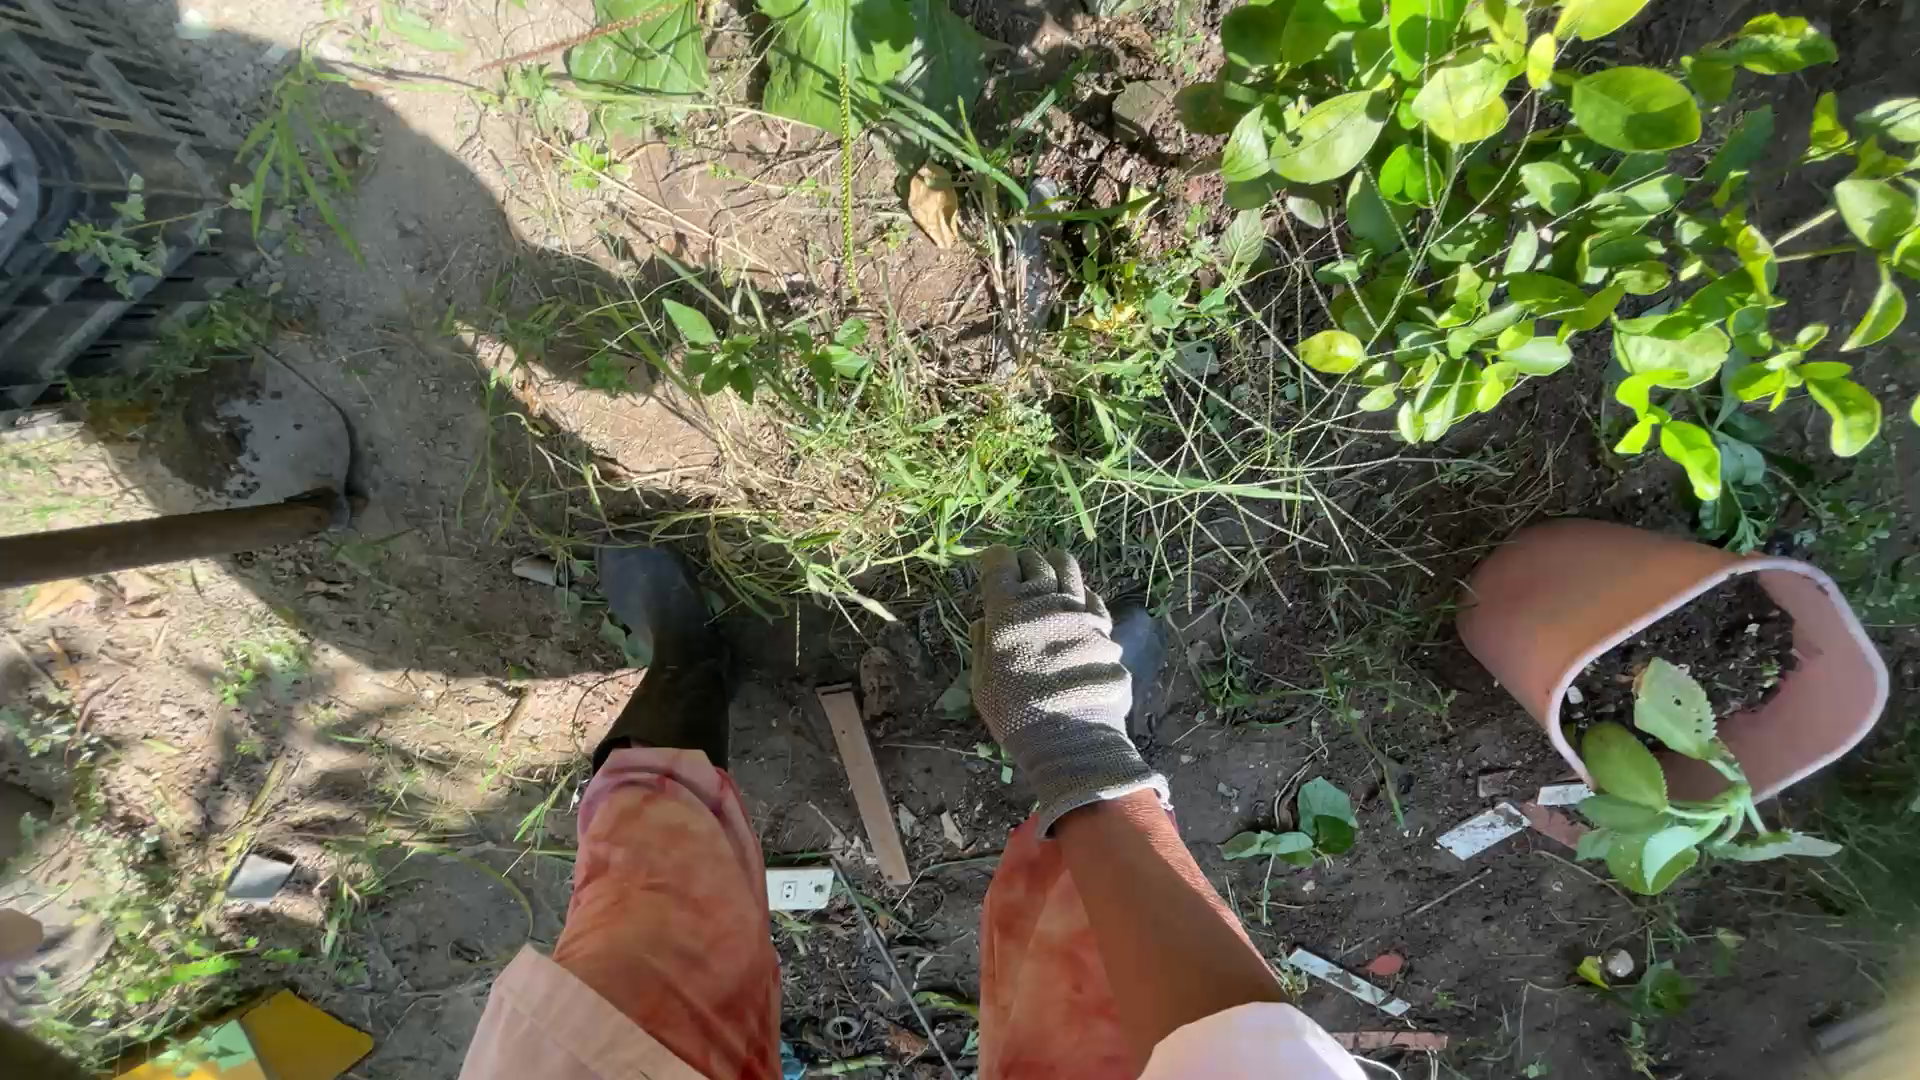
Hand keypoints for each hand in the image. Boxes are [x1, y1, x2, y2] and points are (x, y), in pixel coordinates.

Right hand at [970, 546, 1167, 834]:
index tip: (991, 568)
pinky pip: (1091, 597)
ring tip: (1049, 579)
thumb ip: (982, 645)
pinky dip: (1080, 596)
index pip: (999, 562)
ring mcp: (1078, 611)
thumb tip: (983, 621)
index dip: (994, 560)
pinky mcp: (1104, 626)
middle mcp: (1044, 601)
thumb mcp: (982, 683)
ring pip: (1067, 569)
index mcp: (1007, 611)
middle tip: (1018, 575)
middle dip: (1023, 563)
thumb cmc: (1017, 714)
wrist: (1074, 738)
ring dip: (1053, 568)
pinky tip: (1075, 608)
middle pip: (1033, 560)